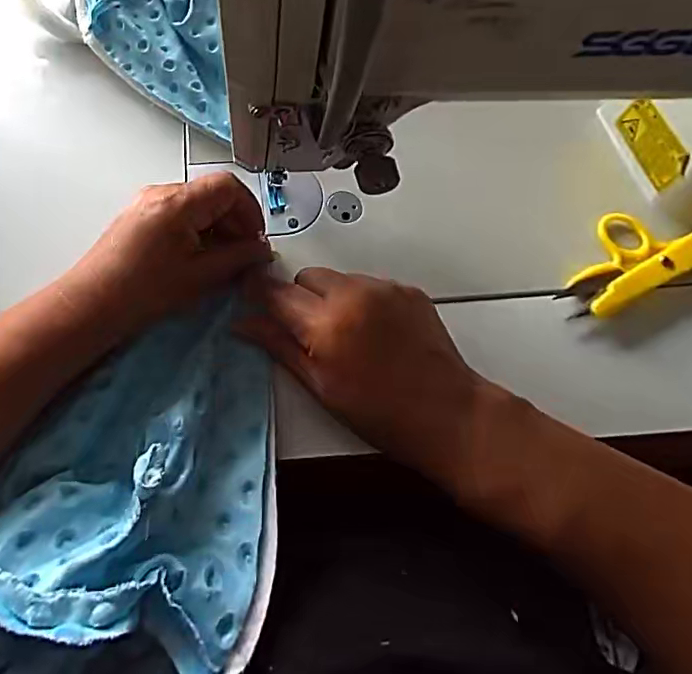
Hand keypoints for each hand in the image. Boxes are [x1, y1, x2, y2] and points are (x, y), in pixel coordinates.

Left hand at [62, 172, 272, 332]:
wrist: (91, 305)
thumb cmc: (140, 292)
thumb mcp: (199, 277)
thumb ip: (237, 258)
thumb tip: (259, 250)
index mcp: (177, 202)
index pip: (228, 186)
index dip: (249, 209)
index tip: (255, 236)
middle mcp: (160, 193)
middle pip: (212, 192)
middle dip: (233, 220)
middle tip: (243, 252)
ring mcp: (146, 202)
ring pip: (196, 203)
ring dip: (215, 225)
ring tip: (220, 260)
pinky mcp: (138, 215)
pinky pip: (177, 212)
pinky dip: (195, 229)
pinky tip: (197, 258)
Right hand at [241, 268, 490, 479]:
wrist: (447, 414)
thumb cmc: (381, 413)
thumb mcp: (319, 386)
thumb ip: (278, 346)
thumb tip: (243, 323)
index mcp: (325, 323)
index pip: (275, 290)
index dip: (258, 291)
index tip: (251, 295)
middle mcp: (352, 295)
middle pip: (305, 276)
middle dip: (298, 297)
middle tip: (308, 332)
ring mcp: (382, 288)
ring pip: (336, 278)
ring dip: (330, 297)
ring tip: (346, 334)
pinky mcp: (405, 288)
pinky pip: (367, 283)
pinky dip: (361, 299)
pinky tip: (373, 330)